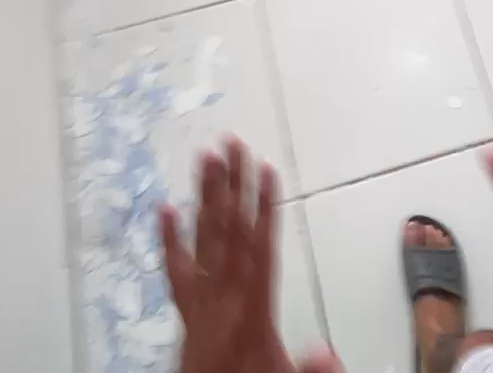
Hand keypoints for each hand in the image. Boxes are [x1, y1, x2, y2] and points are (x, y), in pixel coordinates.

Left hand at [159, 138, 342, 372]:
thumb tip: (328, 353)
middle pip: (229, 231)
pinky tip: (164, 207)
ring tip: (206, 157)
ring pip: (204, 239)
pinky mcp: (185, 312)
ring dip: (206, 196)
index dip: (265, 206)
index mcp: (251, 312)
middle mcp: (223, 299)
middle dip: (233, 184)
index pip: (260, 248)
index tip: (266, 167)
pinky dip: (169, 238)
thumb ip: (309, 372)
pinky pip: (174, 270)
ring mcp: (201, 303)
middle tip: (232, 143)